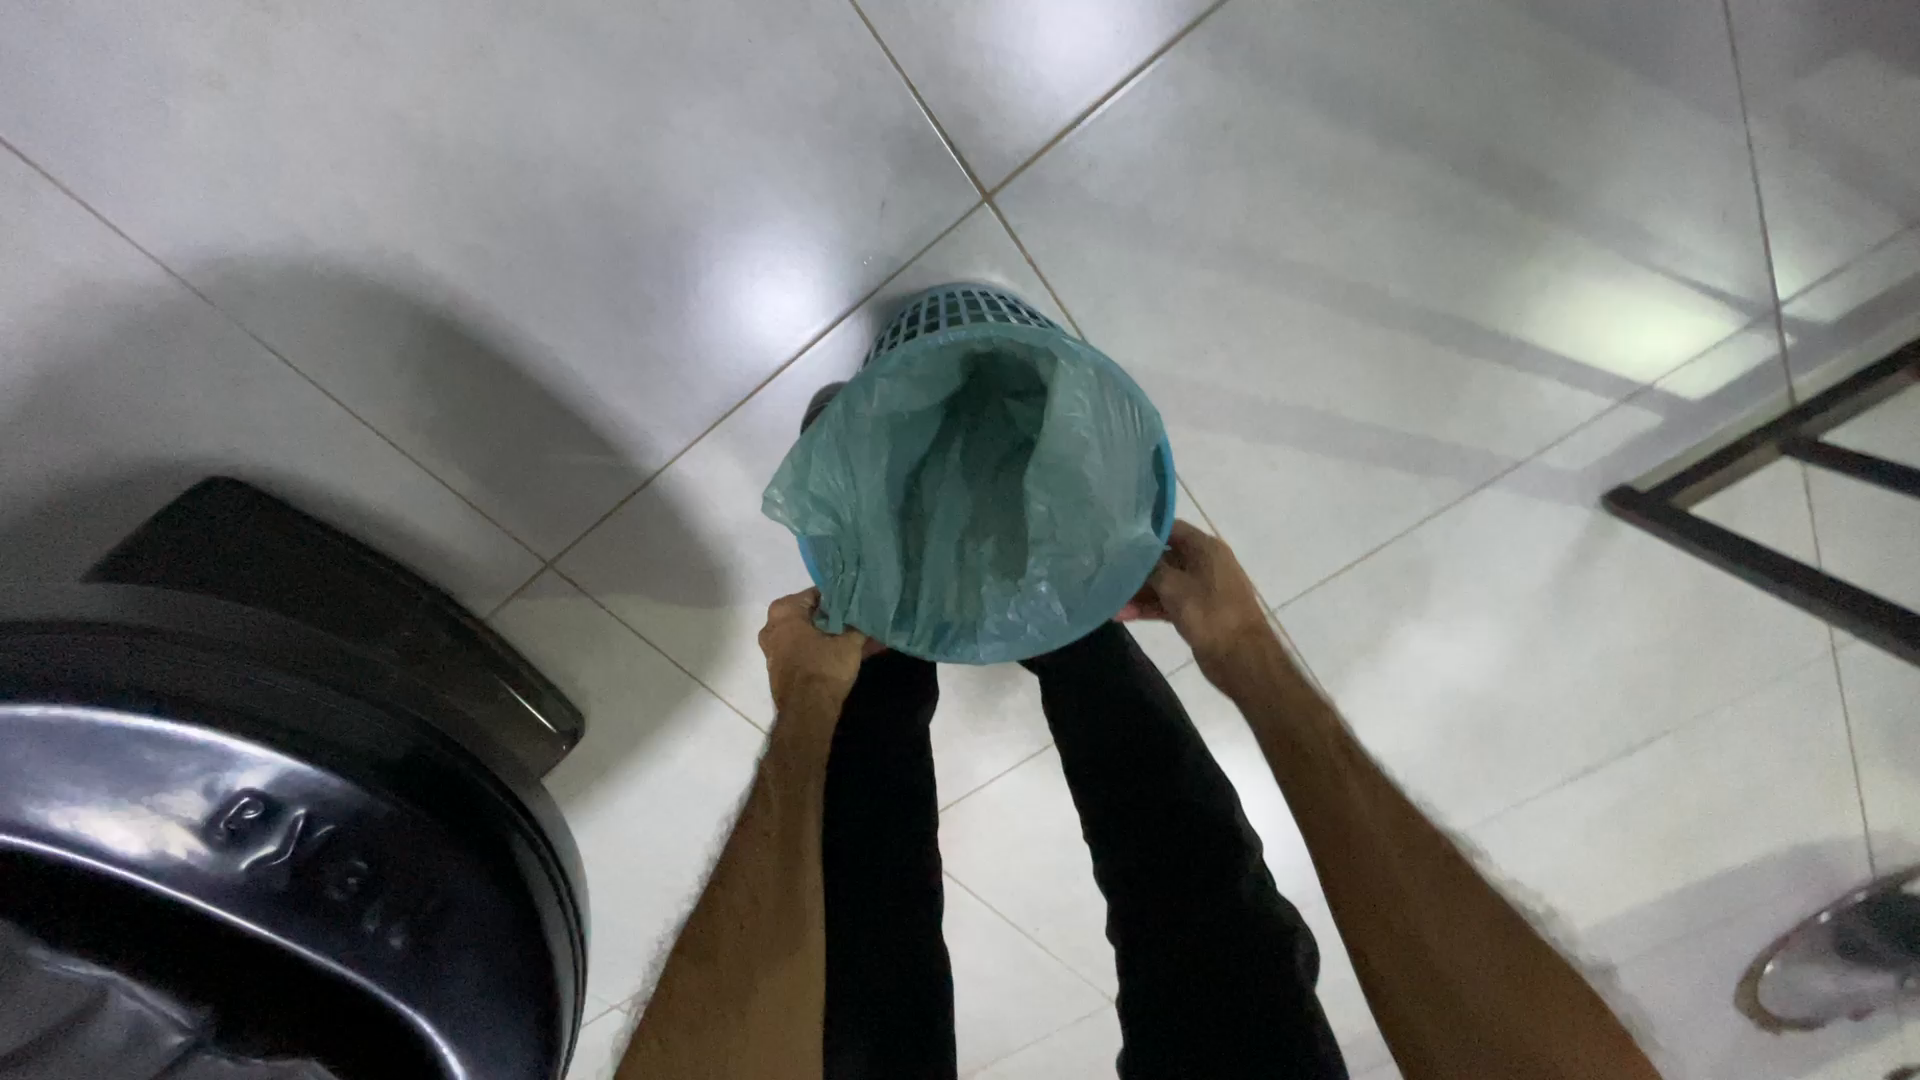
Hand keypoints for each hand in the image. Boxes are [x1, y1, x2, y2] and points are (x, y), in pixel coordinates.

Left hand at [759, 589, 866, 715]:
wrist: (807, 711)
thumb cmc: (824, 667)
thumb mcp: (850, 642)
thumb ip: (858, 623)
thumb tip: (868, 612)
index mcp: (784, 611)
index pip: (817, 594)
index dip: (840, 598)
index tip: (857, 603)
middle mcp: (772, 627)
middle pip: (811, 616)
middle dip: (836, 619)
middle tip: (859, 620)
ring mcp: (773, 650)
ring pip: (809, 635)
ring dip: (832, 636)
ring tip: (860, 638)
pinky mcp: (780, 669)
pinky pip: (805, 652)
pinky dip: (823, 651)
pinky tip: (847, 654)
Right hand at [1119, 520, 1273, 676]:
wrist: (1240, 657)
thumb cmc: (1209, 613)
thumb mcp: (1173, 585)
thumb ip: (1149, 567)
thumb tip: (1130, 555)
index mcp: (1205, 548)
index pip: (1170, 528)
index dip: (1143, 531)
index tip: (1116, 536)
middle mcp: (1204, 563)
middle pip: (1163, 557)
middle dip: (1135, 567)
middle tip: (1106, 570)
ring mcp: (1200, 588)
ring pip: (1162, 583)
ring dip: (1137, 592)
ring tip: (1109, 601)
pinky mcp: (1195, 611)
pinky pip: (1166, 602)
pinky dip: (1147, 608)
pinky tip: (1121, 615)